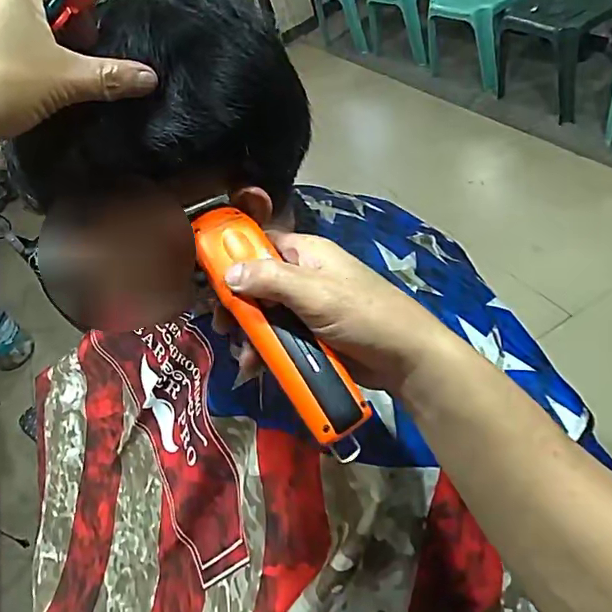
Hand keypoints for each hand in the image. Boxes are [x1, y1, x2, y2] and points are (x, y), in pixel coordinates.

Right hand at [216, 234, 459, 392]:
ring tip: (244, 357)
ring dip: (250, 336)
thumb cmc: (362, 314)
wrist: (404, 357)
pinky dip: (266, 352)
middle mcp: (304, 277)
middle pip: (256, 285)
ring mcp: (307, 309)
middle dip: (238, 307)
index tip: (207, 278)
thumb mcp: (314, 293)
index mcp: (307, 254)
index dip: (232, 257)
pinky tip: (256, 367)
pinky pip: (279, 339)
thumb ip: (270, 280)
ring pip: (265, 316)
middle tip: (223, 327)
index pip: (260, 244)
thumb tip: (228, 271)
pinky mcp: (311, 337)